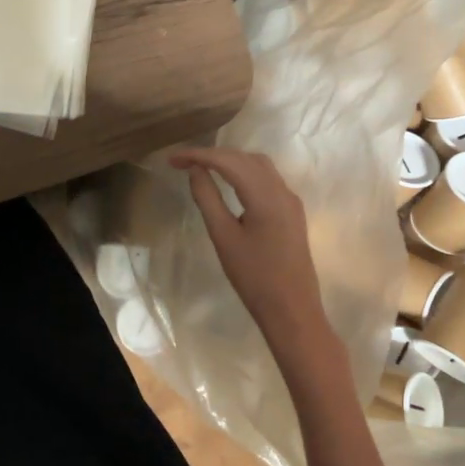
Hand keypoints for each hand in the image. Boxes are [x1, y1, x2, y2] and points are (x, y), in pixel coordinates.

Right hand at [167, 148, 334, 359]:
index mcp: (265, 196)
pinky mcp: (292, 212)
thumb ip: (207, 198)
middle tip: (181, 162)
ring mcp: (290, 201)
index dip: (197, 155)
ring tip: (202, 167)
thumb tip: (195, 170)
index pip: (227, 161)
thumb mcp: (223, 236)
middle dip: (212, 155)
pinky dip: (244, 171)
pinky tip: (229, 180)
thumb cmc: (253, 277)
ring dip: (230, 160)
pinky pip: (267, 178)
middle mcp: (282, 191)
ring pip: (258, 165)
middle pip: (244, 158)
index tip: (171, 159)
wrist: (292, 310)